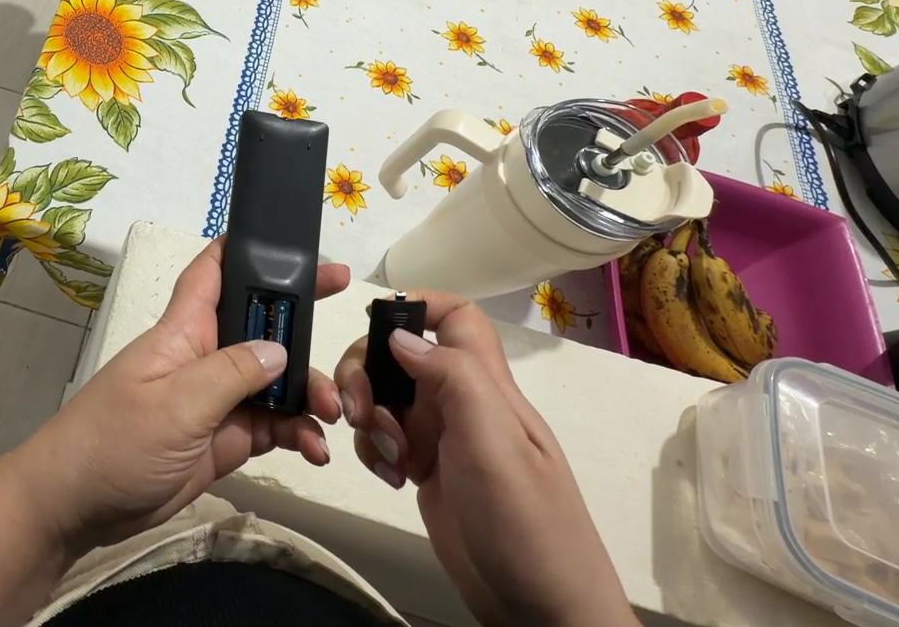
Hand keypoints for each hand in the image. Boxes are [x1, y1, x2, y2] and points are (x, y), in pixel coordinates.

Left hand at [13, 238, 348, 549]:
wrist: (78, 506)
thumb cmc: (115, 440)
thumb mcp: (175, 403)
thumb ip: (231, 374)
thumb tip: (280, 348)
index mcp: (184, 331)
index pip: (213, 272)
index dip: (246, 250)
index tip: (292, 241)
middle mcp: (205, 357)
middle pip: (260, 326)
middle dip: (301, 319)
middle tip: (346, 305)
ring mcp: (216, 400)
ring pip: (275, 380)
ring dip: (308, 391)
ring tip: (333, 412)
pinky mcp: (224, 439)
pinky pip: (272, 426)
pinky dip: (298, 434)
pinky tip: (316, 450)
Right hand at [333, 293, 636, 626]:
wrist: (542, 611)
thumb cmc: (525, 522)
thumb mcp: (493, 443)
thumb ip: (451, 376)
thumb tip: (397, 331)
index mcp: (485, 383)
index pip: (456, 315)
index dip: (418, 303)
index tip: (376, 324)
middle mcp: (461, 400)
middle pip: (399, 352)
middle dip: (366, 371)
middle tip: (356, 410)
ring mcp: (442, 435)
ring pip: (384, 393)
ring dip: (367, 414)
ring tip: (385, 455)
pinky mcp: (426, 468)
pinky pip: (384, 436)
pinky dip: (374, 448)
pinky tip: (390, 477)